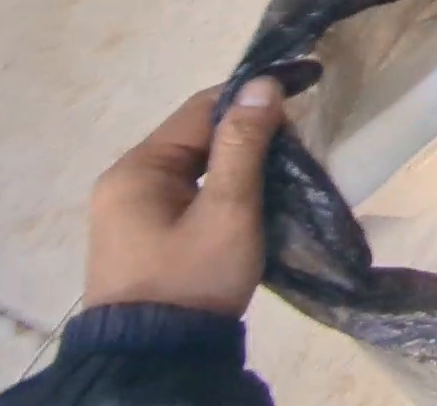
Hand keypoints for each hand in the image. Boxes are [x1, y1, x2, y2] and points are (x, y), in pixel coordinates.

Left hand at [84, 79, 284, 316]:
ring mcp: (138, 206)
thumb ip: (244, 144)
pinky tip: (265, 182)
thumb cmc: (195, 274)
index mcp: (137, 170)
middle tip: (305, 132)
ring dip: (246, 151)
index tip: (307, 84)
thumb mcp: (229, 206)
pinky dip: (234, 174)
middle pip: (201, 131)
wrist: (160, 354)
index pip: (203, 107)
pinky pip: (199, 181)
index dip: (255, 92)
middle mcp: (129, 181)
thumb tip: (263, 83)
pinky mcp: (154, 227)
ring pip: (203, 157)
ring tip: (293, 155)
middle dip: (254, 124)